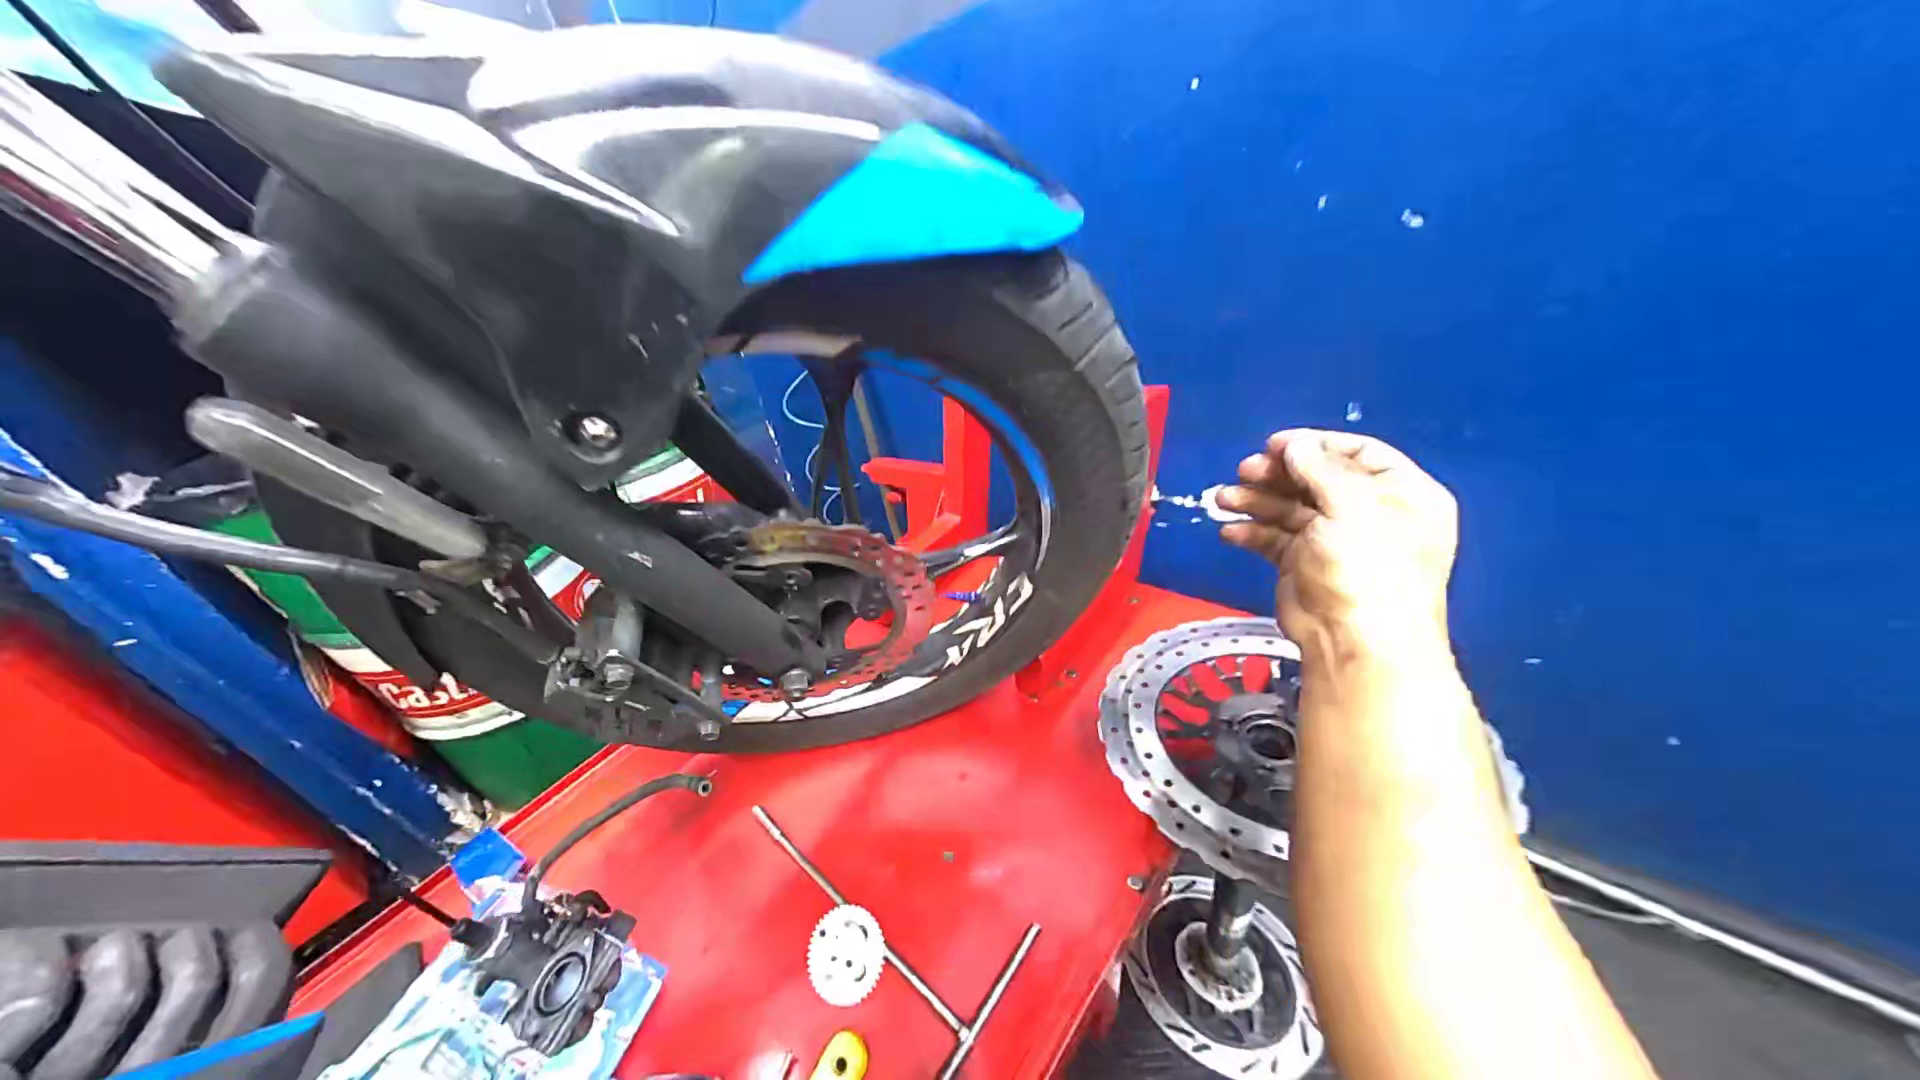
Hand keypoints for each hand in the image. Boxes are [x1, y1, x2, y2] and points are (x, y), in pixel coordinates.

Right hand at [1217, 429, 1457, 652]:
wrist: (1353, 640)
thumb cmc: (1367, 571)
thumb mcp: (1349, 505)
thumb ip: (1318, 468)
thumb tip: (1295, 445)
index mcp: (1401, 494)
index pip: (1357, 453)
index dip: (1315, 445)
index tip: (1275, 445)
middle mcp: (1369, 514)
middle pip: (1316, 479)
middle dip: (1277, 473)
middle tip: (1246, 471)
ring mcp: (1334, 541)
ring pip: (1289, 508)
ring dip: (1255, 500)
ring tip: (1225, 498)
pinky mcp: (1304, 565)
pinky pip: (1275, 539)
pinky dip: (1253, 532)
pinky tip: (1233, 530)